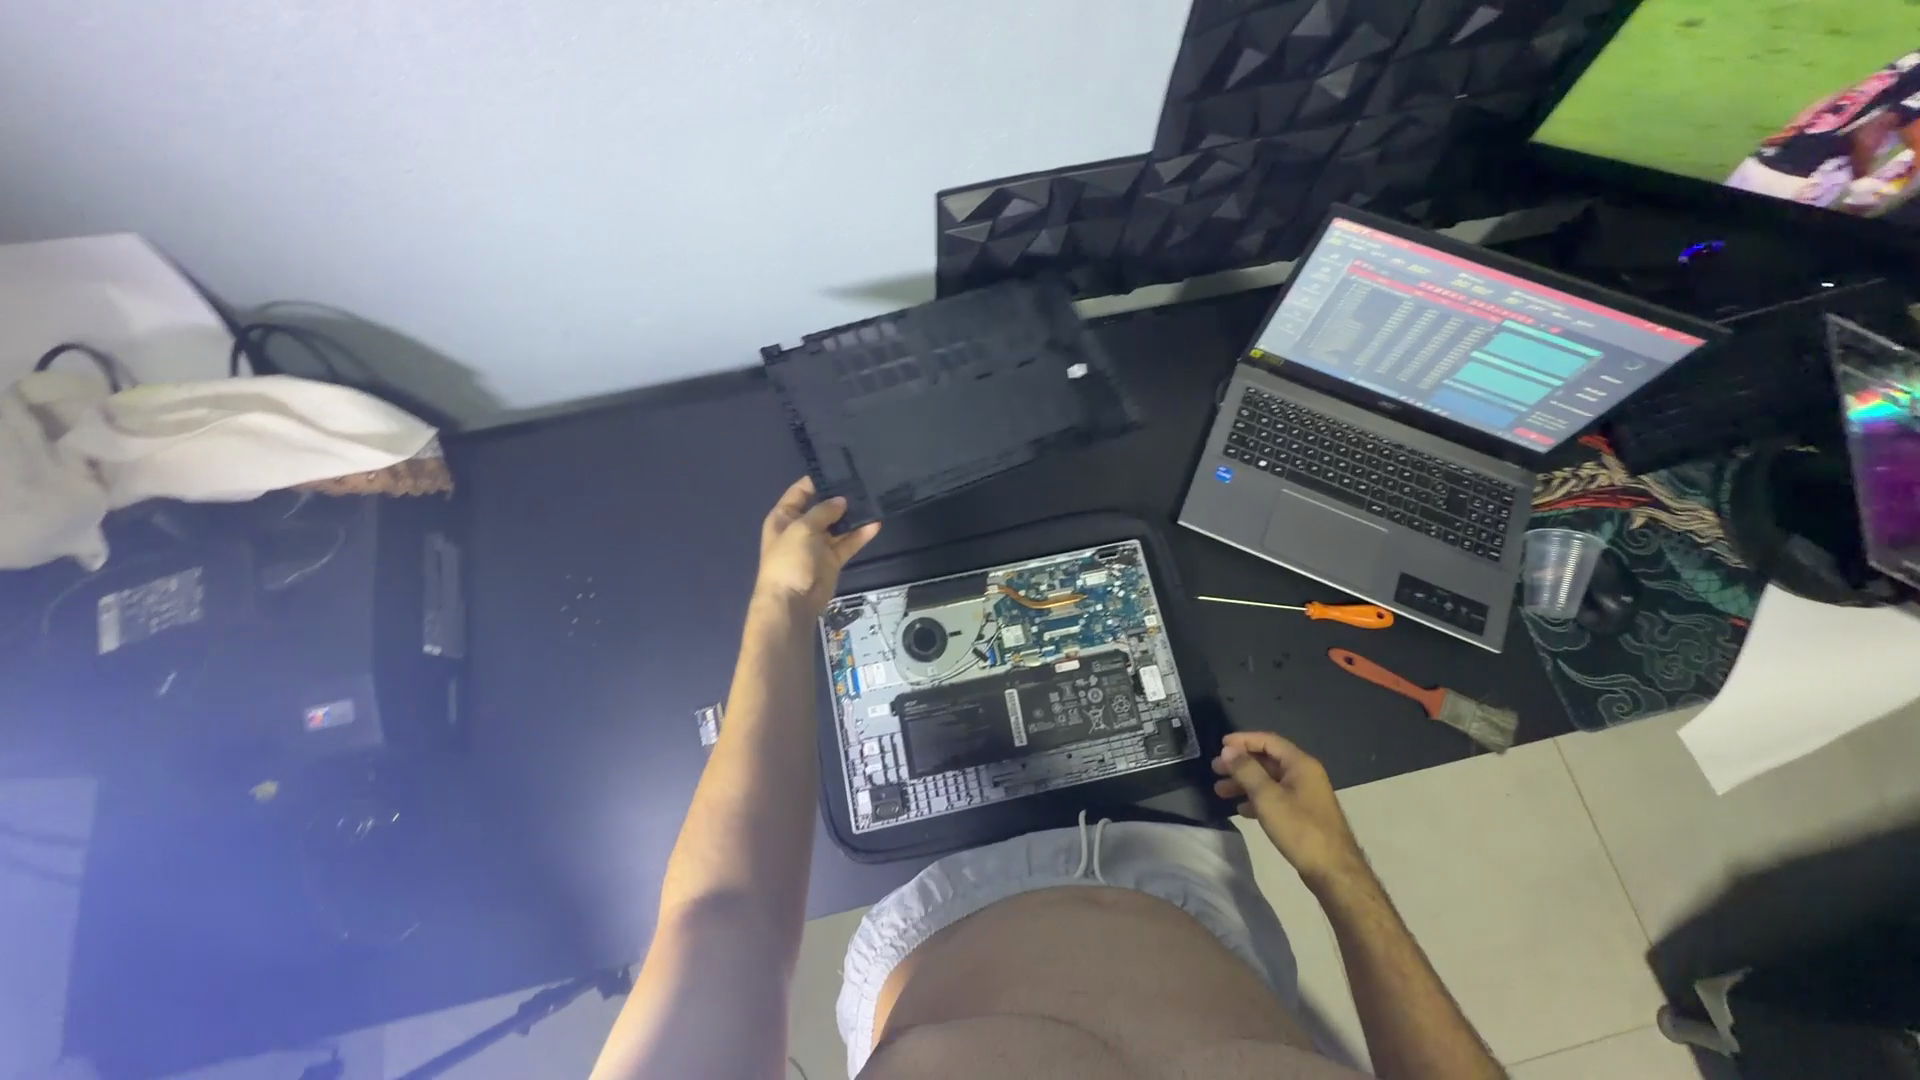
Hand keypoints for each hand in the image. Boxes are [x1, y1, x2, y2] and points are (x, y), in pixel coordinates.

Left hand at [753, 477, 880, 616]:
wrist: (792, 602)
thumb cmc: (790, 560)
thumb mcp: (803, 528)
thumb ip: (823, 511)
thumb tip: (841, 500)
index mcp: (784, 517)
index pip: (800, 492)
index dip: (817, 480)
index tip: (839, 469)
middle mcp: (801, 528)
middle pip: (823, 508)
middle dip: (840, 498)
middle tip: (863, 482)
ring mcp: (817, 544)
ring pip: (838, 526)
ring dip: (853, 516)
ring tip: (873, 500)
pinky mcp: (832, 560)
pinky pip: (848, 543)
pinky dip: (860, 535)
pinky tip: (876, 523)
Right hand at [1213, 731, 1366, 887]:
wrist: (1333, 871)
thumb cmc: (1300, 829)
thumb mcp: (1267, 797)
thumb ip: (1246, 770)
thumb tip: (1228, 750)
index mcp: (1300, 764)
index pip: (1268, 741)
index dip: (1243, 740)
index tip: (1220, 745)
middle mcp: (1304, 775)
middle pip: (1267, 760)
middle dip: (1240, 763)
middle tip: (1215, 770)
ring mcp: (1305, 796)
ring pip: (1269, 780)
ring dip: (1244, 783)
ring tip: (1220, 791)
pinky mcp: (1302, 814)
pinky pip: (1275, 798)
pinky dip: (1256, 799)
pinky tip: (1241, 809)